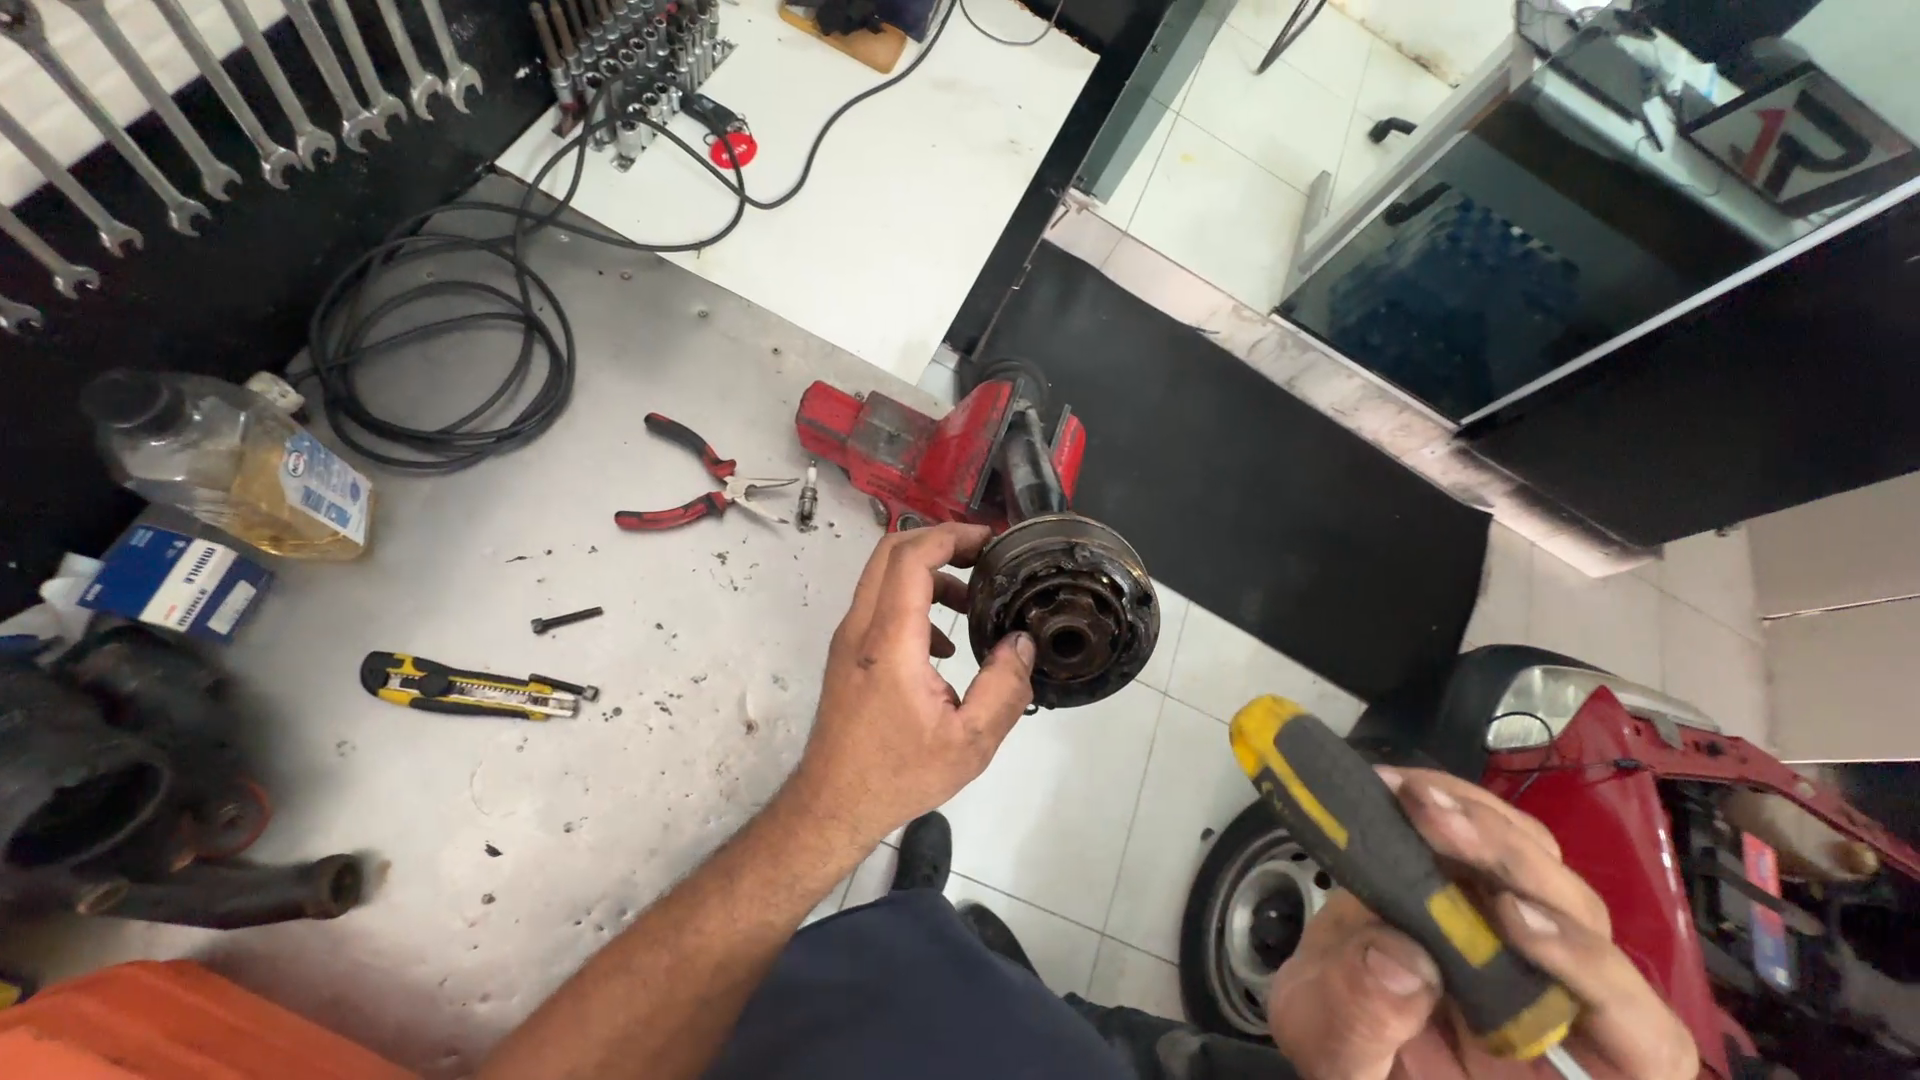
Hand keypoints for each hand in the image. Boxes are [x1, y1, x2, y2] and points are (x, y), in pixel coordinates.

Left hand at [784, 523, 1035, 849]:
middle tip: (983, 557)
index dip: (951, 536)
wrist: (832, 804)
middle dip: (940, 542)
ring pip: (883, 577)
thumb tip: (1021, 643)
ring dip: (928, 575)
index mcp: (890, 641)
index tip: (988, 541)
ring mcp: (848, 640)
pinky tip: (944, 646)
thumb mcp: (970, 742)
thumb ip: (1004, 688)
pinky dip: (914, 602)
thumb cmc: (898, 774)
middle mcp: (861, 628)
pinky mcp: (847, 655)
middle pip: (891, 552)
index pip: (911, 558)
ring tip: (971, 603)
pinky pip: (879, 605)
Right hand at [1266, 766, 1698, 1079]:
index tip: (1507, 918)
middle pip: (1583, 922)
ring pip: (1543, 868)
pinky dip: (1452, 804)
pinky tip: (1400, 789)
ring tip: (1409, 794)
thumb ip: (1364, 1024)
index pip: (1637, 1035)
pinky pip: (1491, 840)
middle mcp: (1555, 999)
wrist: (1319, 1022)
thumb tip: (1401, 953)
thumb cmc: (1343, 1066)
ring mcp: (1514, 935)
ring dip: (1481, 822)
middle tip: (1429, 816)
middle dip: (1511, 861)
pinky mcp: (1472, 887)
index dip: (1591, 970)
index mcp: (1552, 1068)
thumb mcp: (1340, 1063)